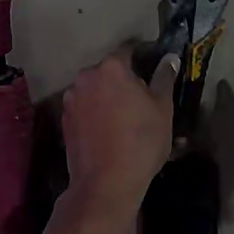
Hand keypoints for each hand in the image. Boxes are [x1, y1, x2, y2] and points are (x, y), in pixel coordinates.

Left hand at [62, 52, 175, 211]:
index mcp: (112, 68)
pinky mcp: (64, 120)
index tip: (155, 71)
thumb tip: (170, 58)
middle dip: (125, 79)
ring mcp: (71, 99)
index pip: (129, 50)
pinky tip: (110, 130)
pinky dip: (96, 112)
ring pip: (96, 89)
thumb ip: (164, 77)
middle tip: (143, 98)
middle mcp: (86, 77)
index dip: (144, 57)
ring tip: (126, 117)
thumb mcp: (162, 107)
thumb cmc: (141, 140)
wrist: (105, 183)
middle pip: (109, 70)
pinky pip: (85, 107)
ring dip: (109, 96)